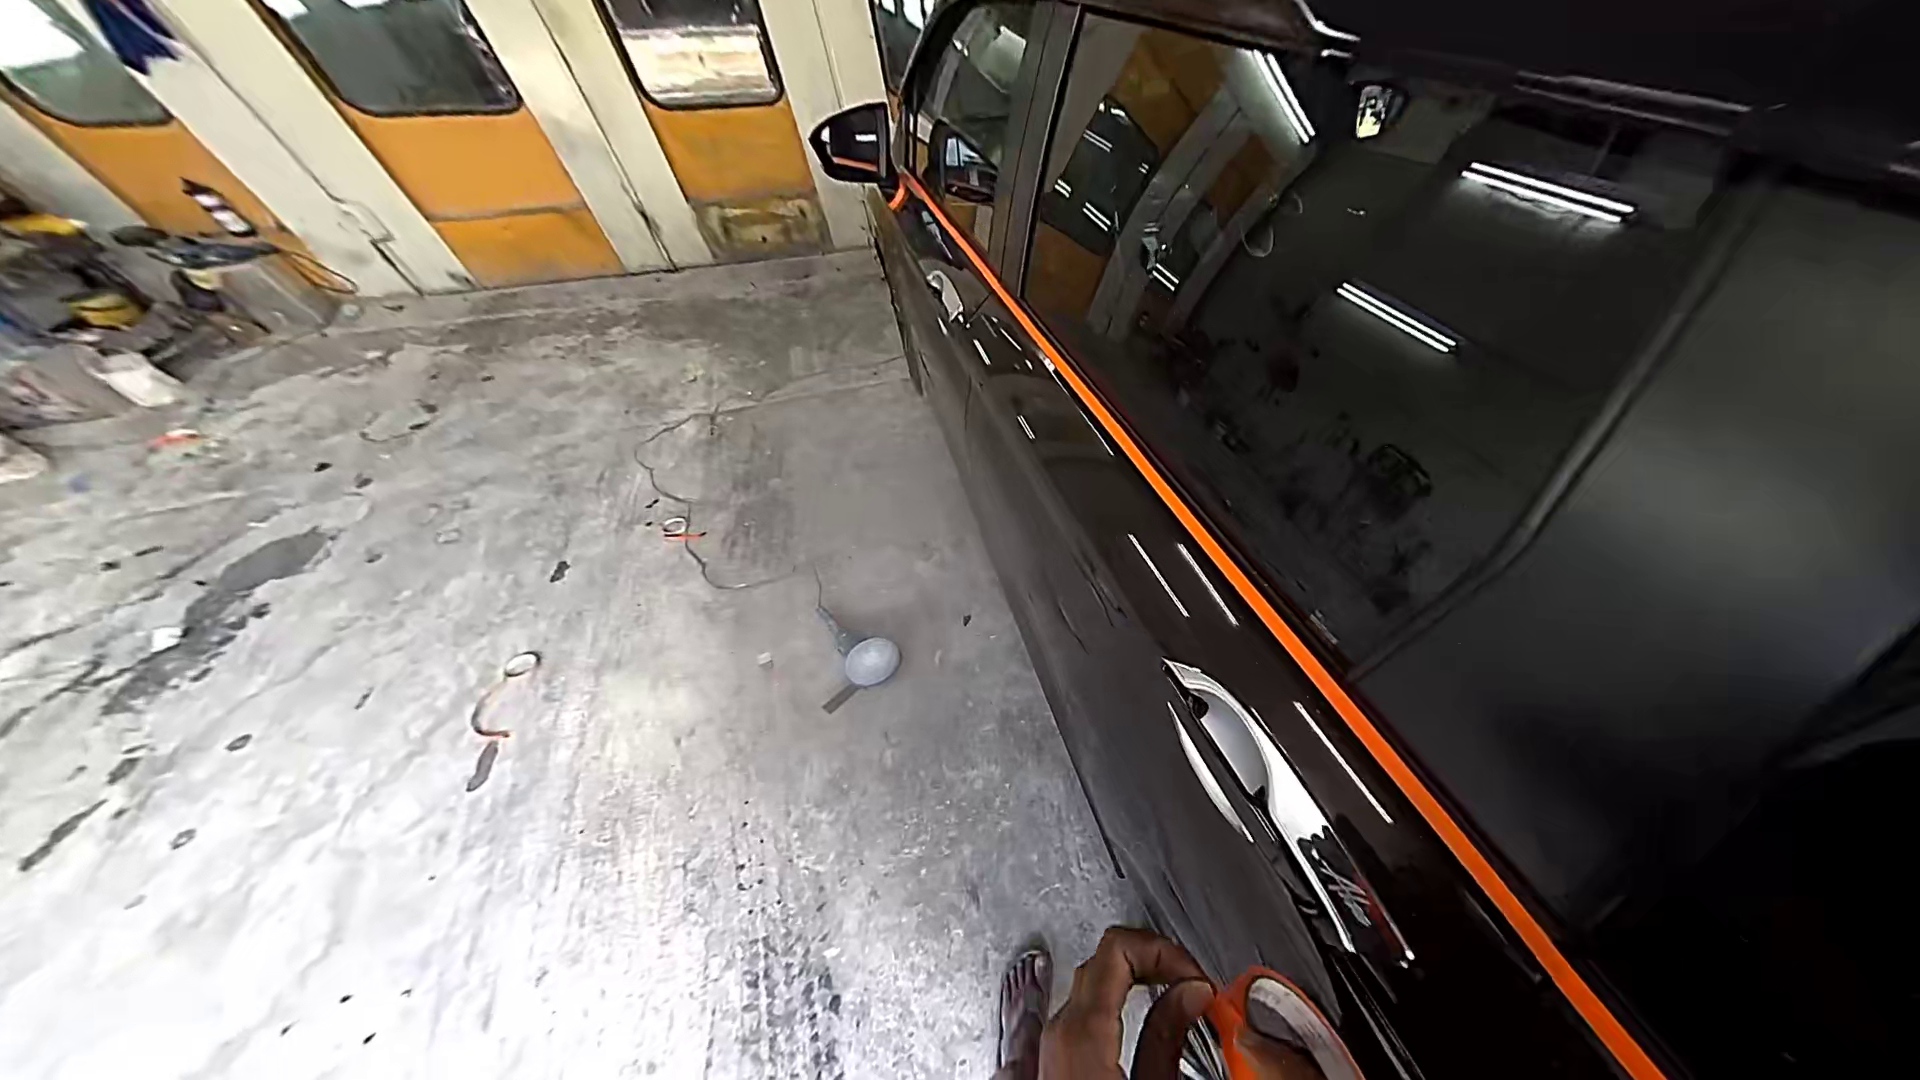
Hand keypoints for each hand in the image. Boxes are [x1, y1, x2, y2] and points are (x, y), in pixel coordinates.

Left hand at [1038, 926, 1215, 1079]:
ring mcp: (1056, 1037)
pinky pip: (1091, 1004)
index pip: (1117, 946)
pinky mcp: (1060, 1053)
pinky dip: (1125, 996)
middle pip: (1107, 956)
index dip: (1162, 949)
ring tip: (1182, 998)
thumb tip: (1192, 991)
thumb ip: (1168, 1040)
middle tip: (1196, 984)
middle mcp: (1061, 1025)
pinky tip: (1151, 1016)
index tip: (1195, 974)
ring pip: (1099, 978)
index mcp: (1080, 1029)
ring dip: (1142, 976)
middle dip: (1157, 959)